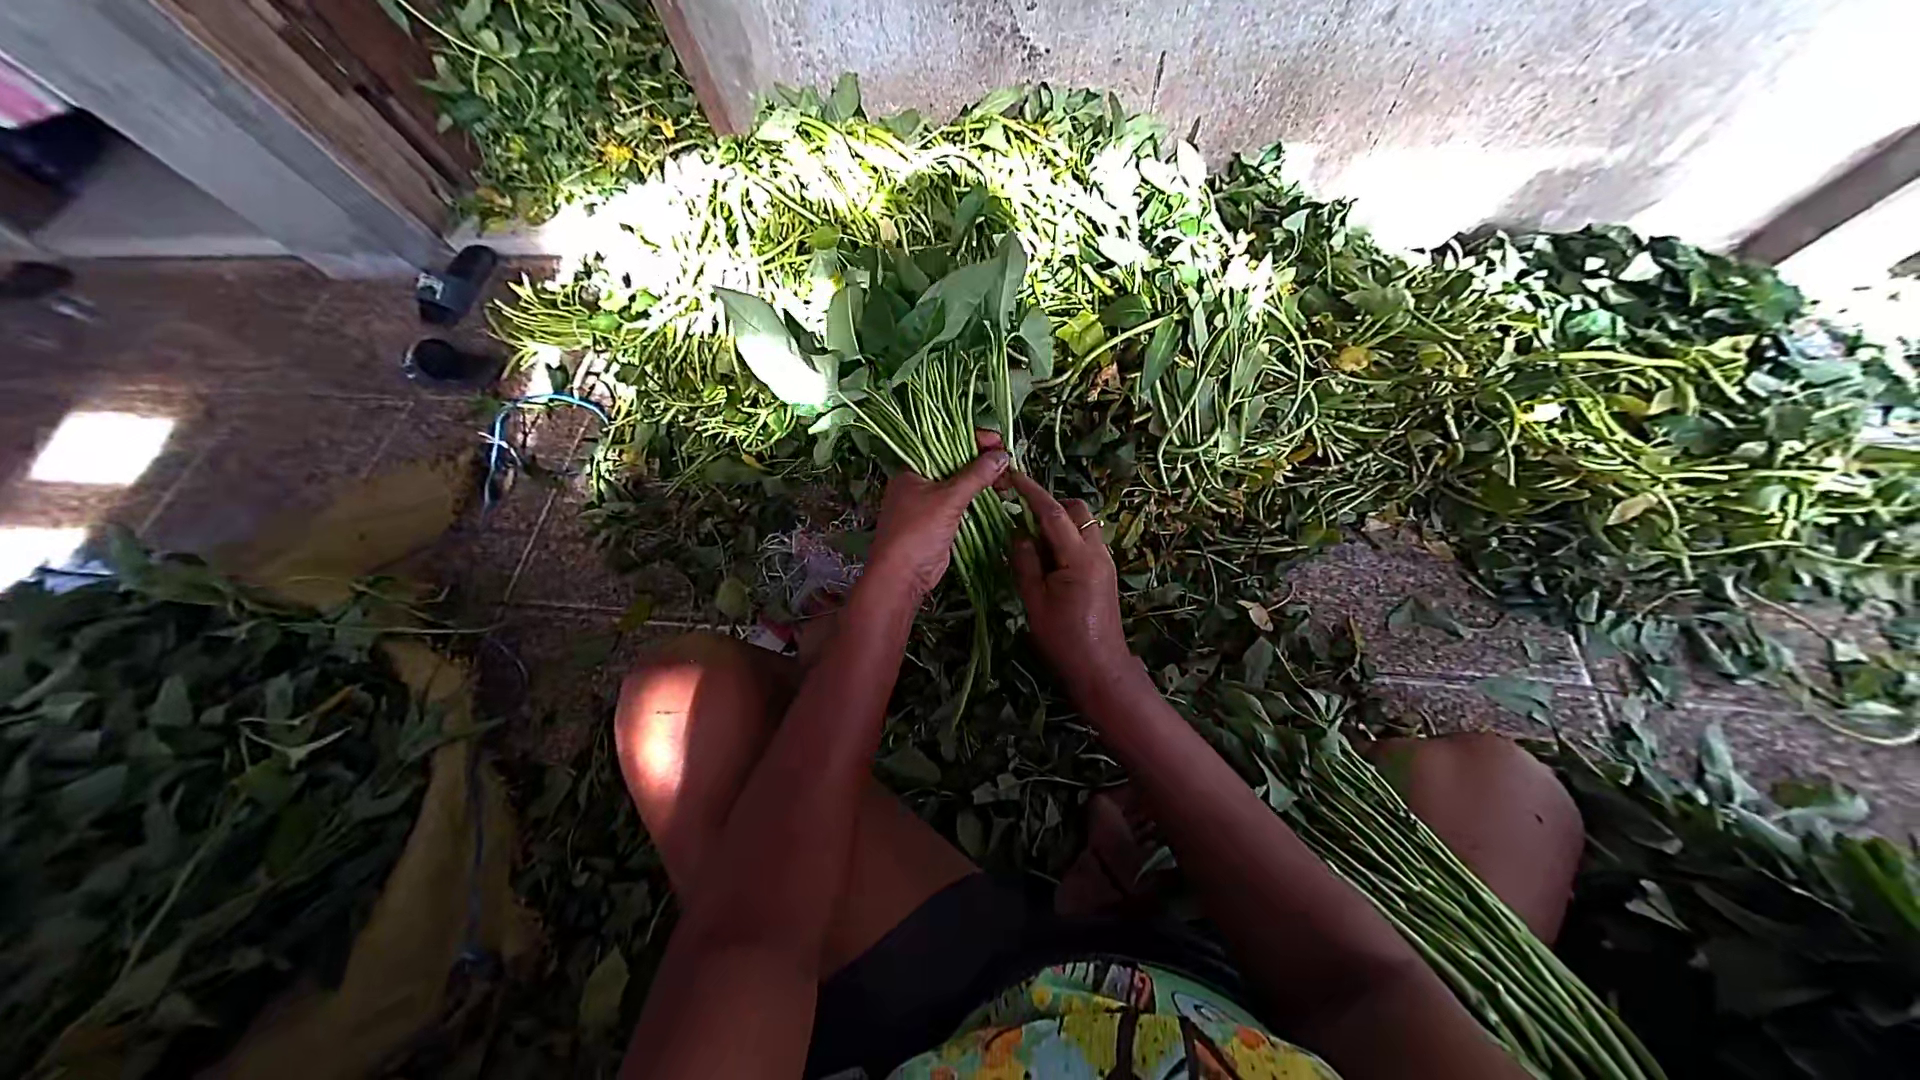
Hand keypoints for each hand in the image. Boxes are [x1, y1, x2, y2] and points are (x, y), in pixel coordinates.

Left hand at [863, 444, 1011, 600]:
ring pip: (960, 484)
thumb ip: (976, 475)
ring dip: (983, 481)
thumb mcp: (948, 499)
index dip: (973, 440)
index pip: (945, 442)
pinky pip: (962, 503)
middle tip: (1008, 464)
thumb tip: (1002, 455)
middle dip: (982, 462)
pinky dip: (979, 499)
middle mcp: (919, 482)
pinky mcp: (939, 521)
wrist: (902, 576)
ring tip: (1008, 480)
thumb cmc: (917, 532)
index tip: (998, 442)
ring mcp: (929, 503)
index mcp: (913, 468)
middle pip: (955, 463)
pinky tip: (998, 496)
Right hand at [1007, 472, 1140, 699]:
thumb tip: (1018, 533)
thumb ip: (1025, 562)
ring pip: (1083, 525)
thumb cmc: (1063, 639)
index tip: (1013, 476)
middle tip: (1023, 521)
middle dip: (1050, 506)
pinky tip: (1048, 561)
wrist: (1100, 667)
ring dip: (1059, 524)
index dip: (1031, 491)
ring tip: (1033, 546)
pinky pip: (1085, 542)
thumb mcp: (1034, 601)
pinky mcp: (1105, 572)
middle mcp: (1097, 552)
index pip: (1053, 512)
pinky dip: (1066, 540)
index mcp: (1079, 558)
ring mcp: (1105, 562)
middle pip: (1076, 510)